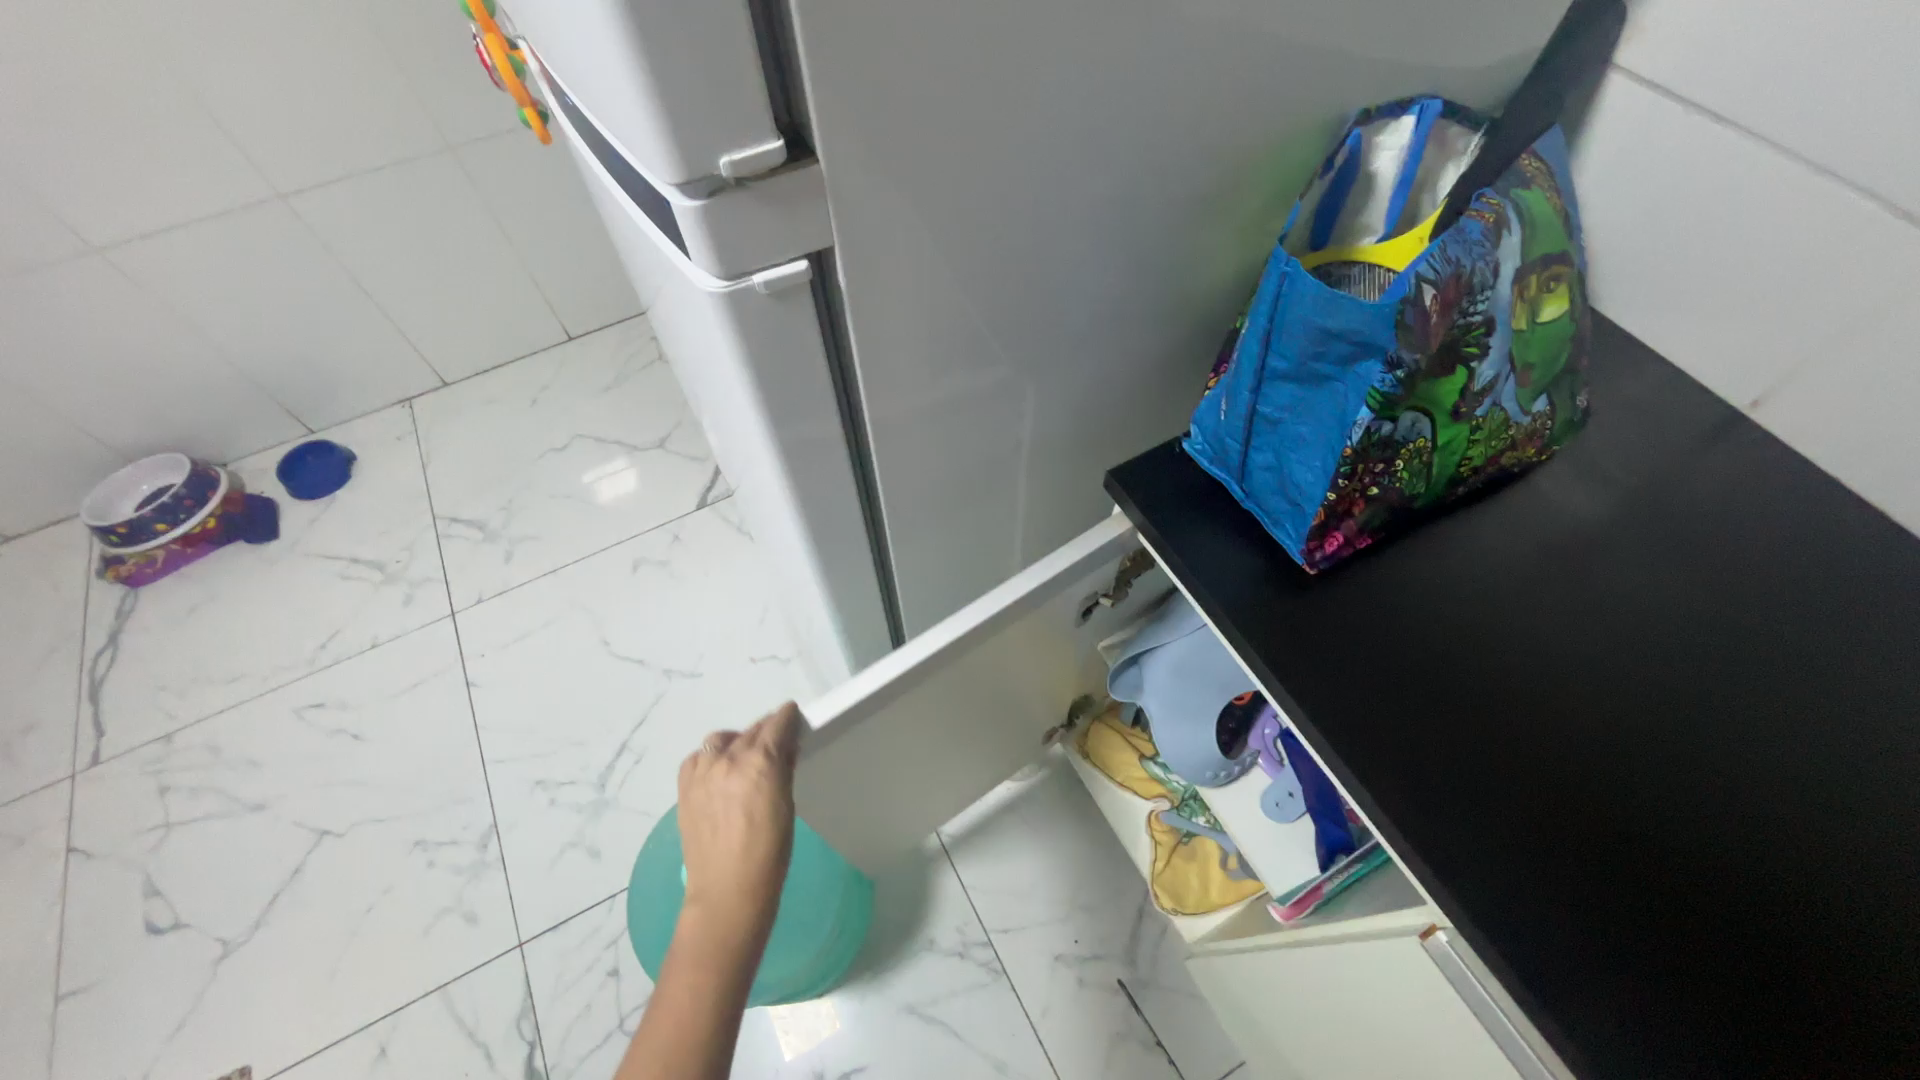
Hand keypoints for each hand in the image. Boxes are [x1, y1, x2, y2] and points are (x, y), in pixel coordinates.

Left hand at [675, 702, 804, 938]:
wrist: (727, 890)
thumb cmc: (770, 853)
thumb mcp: (787, 806)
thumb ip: (784, 770)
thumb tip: (785, 748)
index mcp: (760, 762)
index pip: (776, 724)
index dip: (787, 717)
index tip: (792, 715)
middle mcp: (729, 759)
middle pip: (750, 730)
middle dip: (765, 730)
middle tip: (775, 740)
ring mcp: (702, 773)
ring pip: (720, 739)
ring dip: (736, 740)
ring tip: (744, 755)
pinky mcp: (684, 788)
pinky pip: (697, 758)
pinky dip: (709, 757)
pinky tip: (718, 771)